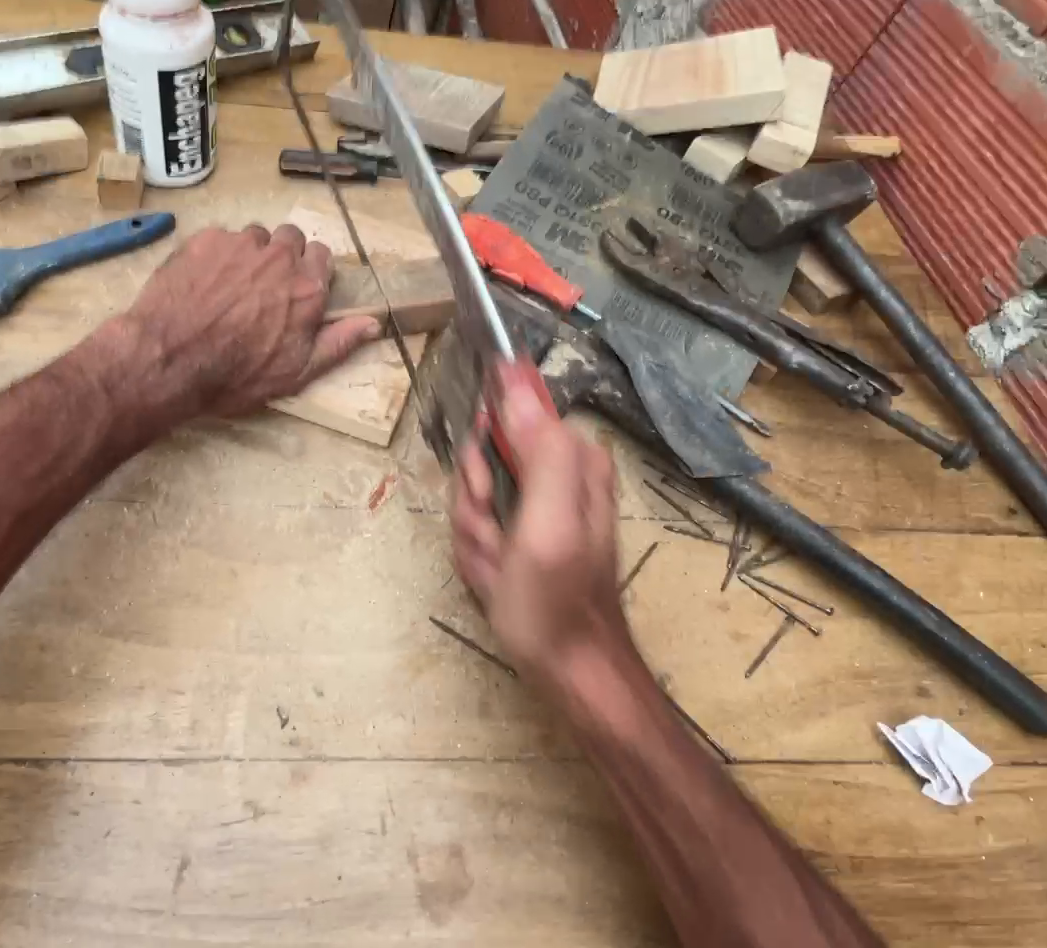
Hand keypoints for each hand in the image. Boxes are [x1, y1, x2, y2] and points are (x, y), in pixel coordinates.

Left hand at [123, 224, 380, 417]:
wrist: (168, 360)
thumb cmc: (234, 376)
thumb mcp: (295, 373)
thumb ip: (337, 343)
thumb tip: (373, 324)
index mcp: (307, 289)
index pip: (322, 256)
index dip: (309, 272)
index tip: (296, 292)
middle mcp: (279, 258)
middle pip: (291, 239)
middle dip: (282, 258)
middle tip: (264, 289)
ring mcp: (240, 245)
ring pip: (255, 237)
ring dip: (250, 255)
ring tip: (229, 288)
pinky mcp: (205, 240)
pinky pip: (220, 238)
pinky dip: (216, 255)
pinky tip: (203, 283)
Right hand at [450, 367, 624, 680]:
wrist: (569, 669)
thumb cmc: (556, 601)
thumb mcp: (548, 523)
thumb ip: (538, 450)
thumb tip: (513, 377)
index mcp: (572, 458)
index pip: (506, 419)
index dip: (481, 459)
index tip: (484, 497)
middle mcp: (558, 472)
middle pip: (483, 460)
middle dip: (475, 506)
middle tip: (493, 541)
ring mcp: (538, 504)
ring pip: (474, 495)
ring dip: (474, 535)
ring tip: (496, 567)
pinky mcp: (523, 531)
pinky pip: (478, 523)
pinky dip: (478, 553)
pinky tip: (494, 576)